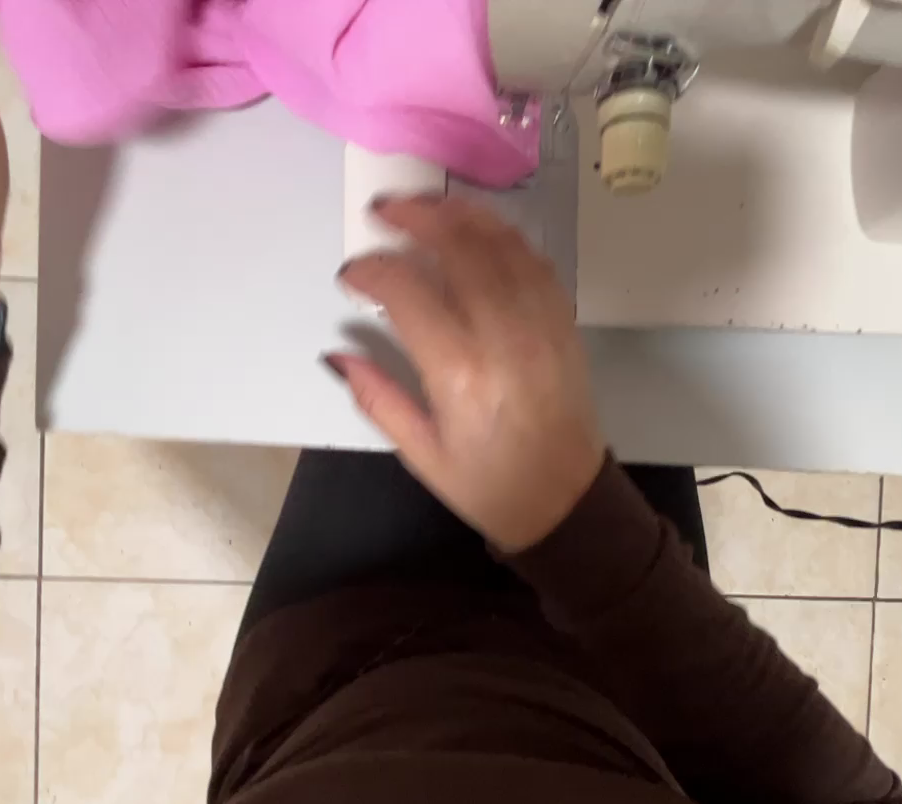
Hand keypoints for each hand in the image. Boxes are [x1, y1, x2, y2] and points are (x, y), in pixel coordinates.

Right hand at [333, 197, 607, 552]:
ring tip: (427, 207)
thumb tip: (337, 355)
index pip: (406, 290)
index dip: (370, 272)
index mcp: (459, 371)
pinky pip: (534, 260)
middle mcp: (502, 335)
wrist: (564, 499)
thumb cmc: (488, 484)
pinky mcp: (563, 323)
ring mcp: (540, 323)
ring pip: (500, 242)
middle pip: (457, 247)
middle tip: (384, 212)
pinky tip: (479, 233)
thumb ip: (378, 399)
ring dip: (460, 213)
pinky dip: (503, 236)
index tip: (351, 277)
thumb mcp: (422, 454)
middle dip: (415, 217)